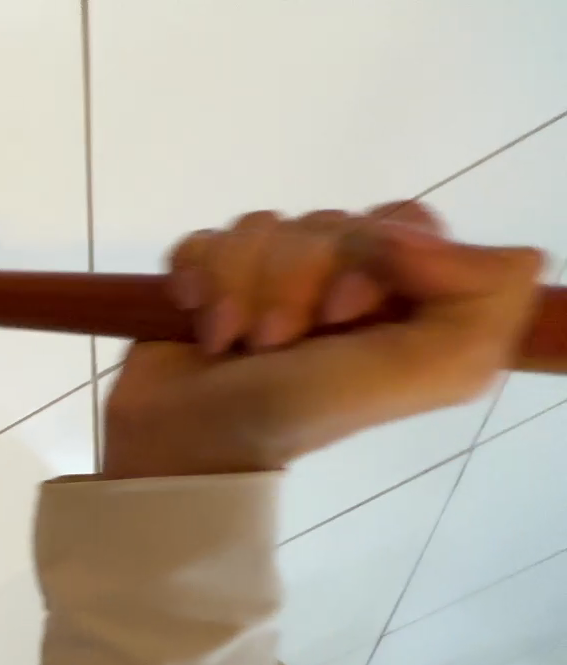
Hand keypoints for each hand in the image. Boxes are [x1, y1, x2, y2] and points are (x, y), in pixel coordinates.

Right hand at [102, 203, 544, 480]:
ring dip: (234, 288)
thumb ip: (486, 291)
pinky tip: (190, 311)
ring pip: (259, 228)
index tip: (336, 315)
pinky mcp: (200, 281)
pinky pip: (202, 241)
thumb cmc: (294, 413)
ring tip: (224, 341)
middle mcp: (334, 279)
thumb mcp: (434, 372)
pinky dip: (193, 274)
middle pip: (323, 224)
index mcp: (400, 293)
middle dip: (289, 284)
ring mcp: (261, 279)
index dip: (366, 256)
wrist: (181, 440)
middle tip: (269, 343)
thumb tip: (401, 236)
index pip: (400, 221)